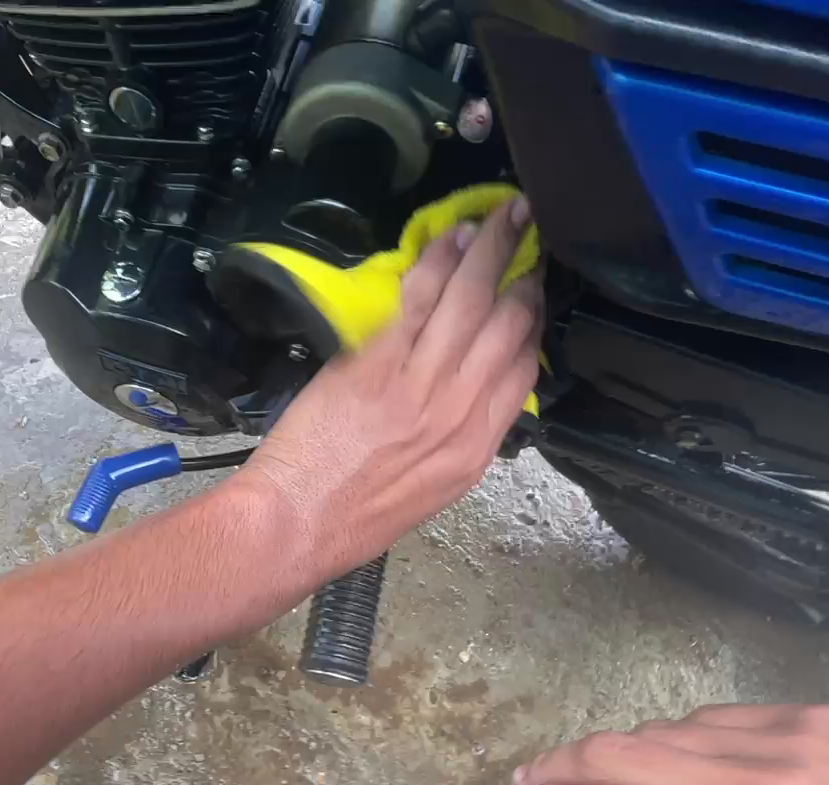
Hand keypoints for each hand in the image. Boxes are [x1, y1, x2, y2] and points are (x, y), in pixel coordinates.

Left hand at [230, 196, 542, 584]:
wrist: (296, 525)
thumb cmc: (352, 520)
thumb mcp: (426, 493)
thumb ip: (455, 443)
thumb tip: (468, 399)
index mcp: (474, 450)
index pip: (524, 373)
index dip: (532, 325)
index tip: (530, 294)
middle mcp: (458, 412)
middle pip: (508, 328)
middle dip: (526, 275)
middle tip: (531, 237)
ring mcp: (419, 386)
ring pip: (470, 302)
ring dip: (490, 250)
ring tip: (505, 215)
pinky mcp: (376, 365)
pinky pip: (418, 301)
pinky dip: (437, 263)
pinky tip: (450, 238)